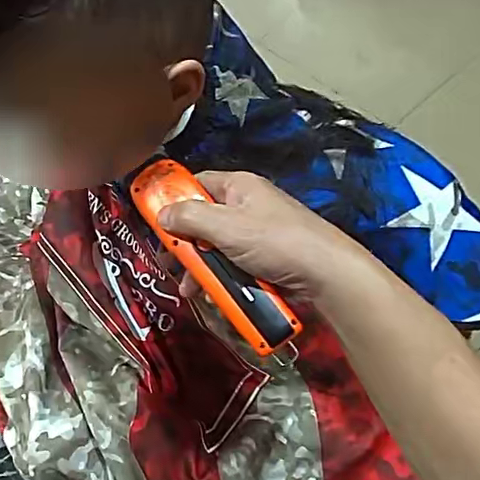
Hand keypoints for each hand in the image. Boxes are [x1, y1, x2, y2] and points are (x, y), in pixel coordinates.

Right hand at [156, 171, 375, 304]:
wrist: (326, 274)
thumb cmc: (278, 242)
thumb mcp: (227, 228)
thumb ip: (190, 219)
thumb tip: (162, 214)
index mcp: (238, 187)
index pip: (195, 184)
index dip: (172, 200)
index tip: (153, 221)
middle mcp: (247, 207)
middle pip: (202, 222)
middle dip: (186, 246)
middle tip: (172, 264)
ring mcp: (257, 235)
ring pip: (216, 250)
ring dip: (203, 270)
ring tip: (194, 289)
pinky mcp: (265, 260)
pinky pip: (234, 267)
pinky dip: (224, 280)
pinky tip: (217, 295)